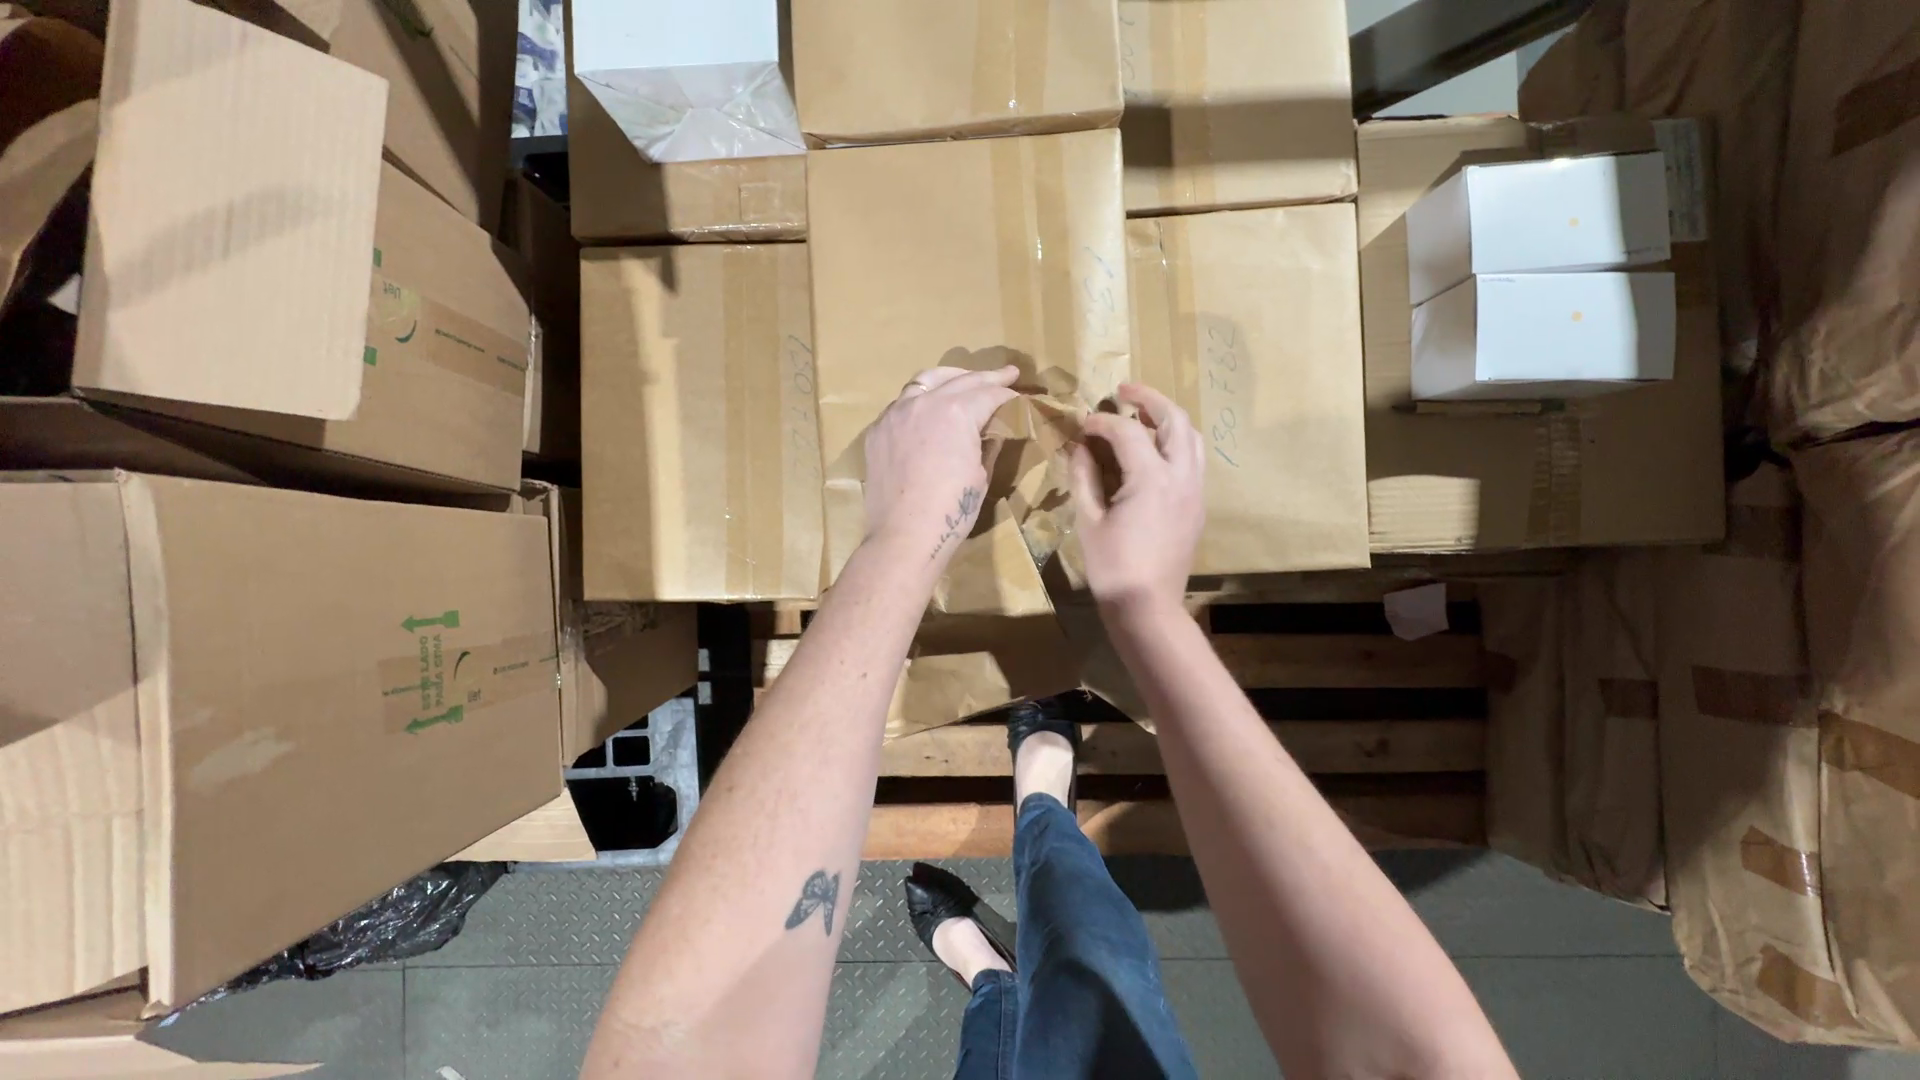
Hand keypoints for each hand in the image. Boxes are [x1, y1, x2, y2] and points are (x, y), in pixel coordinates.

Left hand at [863, 365, 1020, 567]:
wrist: (904, 534)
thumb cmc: (952, 509)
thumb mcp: (981, 474)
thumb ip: (986, 444)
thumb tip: (990, 434)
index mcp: (956, 411)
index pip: (989, 394)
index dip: (1008, 395)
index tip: (1020, 396)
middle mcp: (924, 402)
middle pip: (960, 380)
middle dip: (987, 377)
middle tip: (1006, 374)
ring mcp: (895, 414)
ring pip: (925, 382)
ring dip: (949, 378)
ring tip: (964, 379)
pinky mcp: (878, 431)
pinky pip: (902, 404)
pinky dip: (921, 400)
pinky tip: (928, 409)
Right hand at [1071, 383, 1204, 616]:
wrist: (1148, 606)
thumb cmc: (1112, 567)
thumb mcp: (1089, 520)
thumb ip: (1084, 476)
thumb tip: (1080, 446)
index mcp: (1152, 477)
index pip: (1128, 431)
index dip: (1102, 421)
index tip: (1083, 423)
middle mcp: (1181, 476)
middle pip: (1175, 420)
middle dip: (1150, 399)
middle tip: (1125, 392)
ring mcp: (1195, 491)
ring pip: (1192, 438)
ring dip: (1168, 419)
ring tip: (1142, 417)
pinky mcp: (1197, 506)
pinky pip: (1193, 461)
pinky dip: (1175, 444)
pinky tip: (1152, 453)